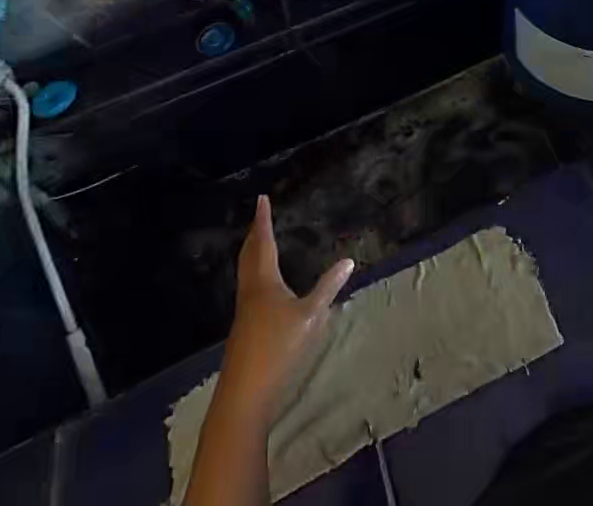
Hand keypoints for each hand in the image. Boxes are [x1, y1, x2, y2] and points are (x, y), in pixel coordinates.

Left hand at [217, 196, 354, 417]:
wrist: (244, 393)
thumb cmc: (278, 348)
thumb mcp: (311, 316)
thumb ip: (328, 287)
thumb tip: (348, 259)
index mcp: (263, 281)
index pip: (263, 241)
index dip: (263, 219)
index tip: (261, 199)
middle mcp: (250, 290)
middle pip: (249, 254)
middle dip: (255, 233)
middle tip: (260, 215)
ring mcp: (244, 310)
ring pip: (245, 270)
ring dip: (251, 251)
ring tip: (258, 242)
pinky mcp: (244, 326)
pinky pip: (248, 284)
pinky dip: (253, 270)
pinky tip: (262, 284)